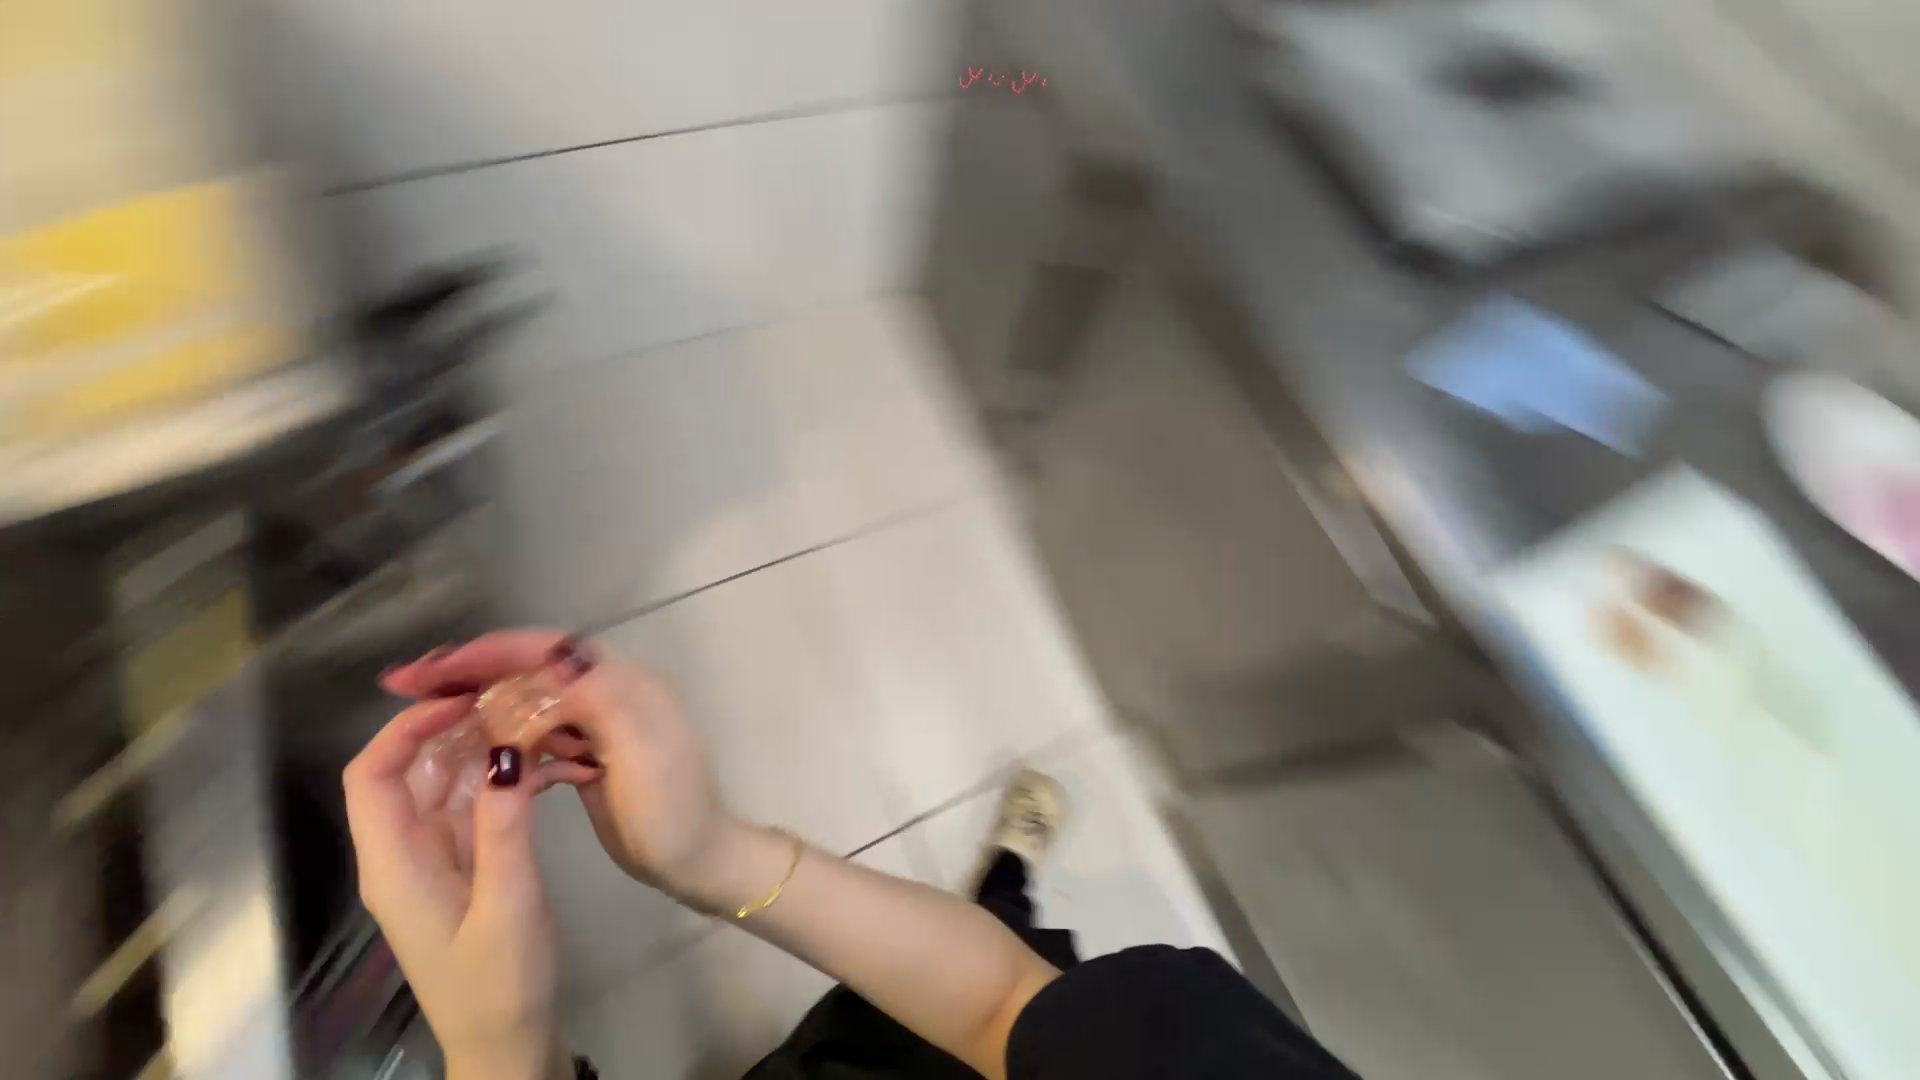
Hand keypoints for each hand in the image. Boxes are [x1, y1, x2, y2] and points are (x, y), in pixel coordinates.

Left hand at [344, 687, 595, 1078]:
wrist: (508, 1038)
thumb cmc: (499, 978)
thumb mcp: (508, 901)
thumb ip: (505, 827)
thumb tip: (507, 750)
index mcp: (395, 863)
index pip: (374, 776)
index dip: (408, 729)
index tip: (465, 699)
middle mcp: (406, 852)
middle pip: (414, 770)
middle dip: (458, 727)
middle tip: (518, 698)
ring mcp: (437, 855)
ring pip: (451, 781)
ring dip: (490, 749)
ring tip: (540, 723)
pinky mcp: (467, 861)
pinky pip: (479, 804)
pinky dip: (510, 780)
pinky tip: (552, 767)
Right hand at [380, 629, 736, 904]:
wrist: (698, 857)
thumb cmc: (671, 812)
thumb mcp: (643, 754)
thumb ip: (606, 699)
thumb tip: (558, 653)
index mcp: (631, 685)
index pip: (554, 650)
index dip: (494, 652)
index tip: (433, 667)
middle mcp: (618, 690)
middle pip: (539, 664)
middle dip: (478, 668)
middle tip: (410, 683)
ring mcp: (606, 719)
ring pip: (538, 692)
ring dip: (488, 696)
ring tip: (429, 708)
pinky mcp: (596, 747)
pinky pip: (545, 725)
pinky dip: (512, 729)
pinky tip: (478, 744)